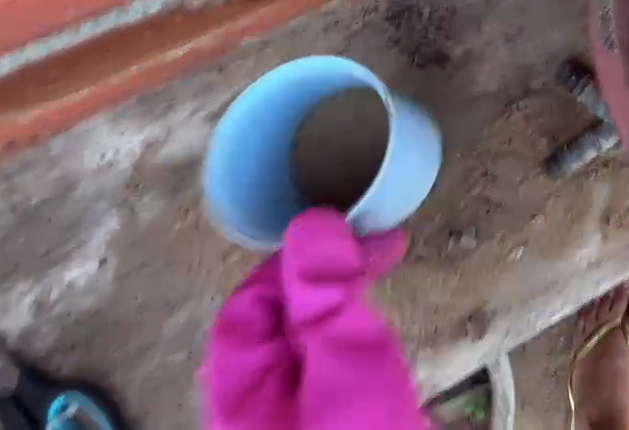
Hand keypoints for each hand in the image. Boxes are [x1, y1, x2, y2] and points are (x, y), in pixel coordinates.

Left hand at [204, 210, 424, 429]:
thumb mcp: (345, 361)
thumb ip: (324, 292)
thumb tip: (313, 220)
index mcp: (240, 389)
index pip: (253, 302)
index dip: (302, 258)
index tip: (363, 233)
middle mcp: (254, 407)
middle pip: (275, 321)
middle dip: (326, 274)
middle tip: (388, 246)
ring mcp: (290, 422)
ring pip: (303, 341)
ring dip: (341, 298)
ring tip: (385, 273)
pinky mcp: (325, 427)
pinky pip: (324, 366)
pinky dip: (352, 332)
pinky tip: (381, 332)